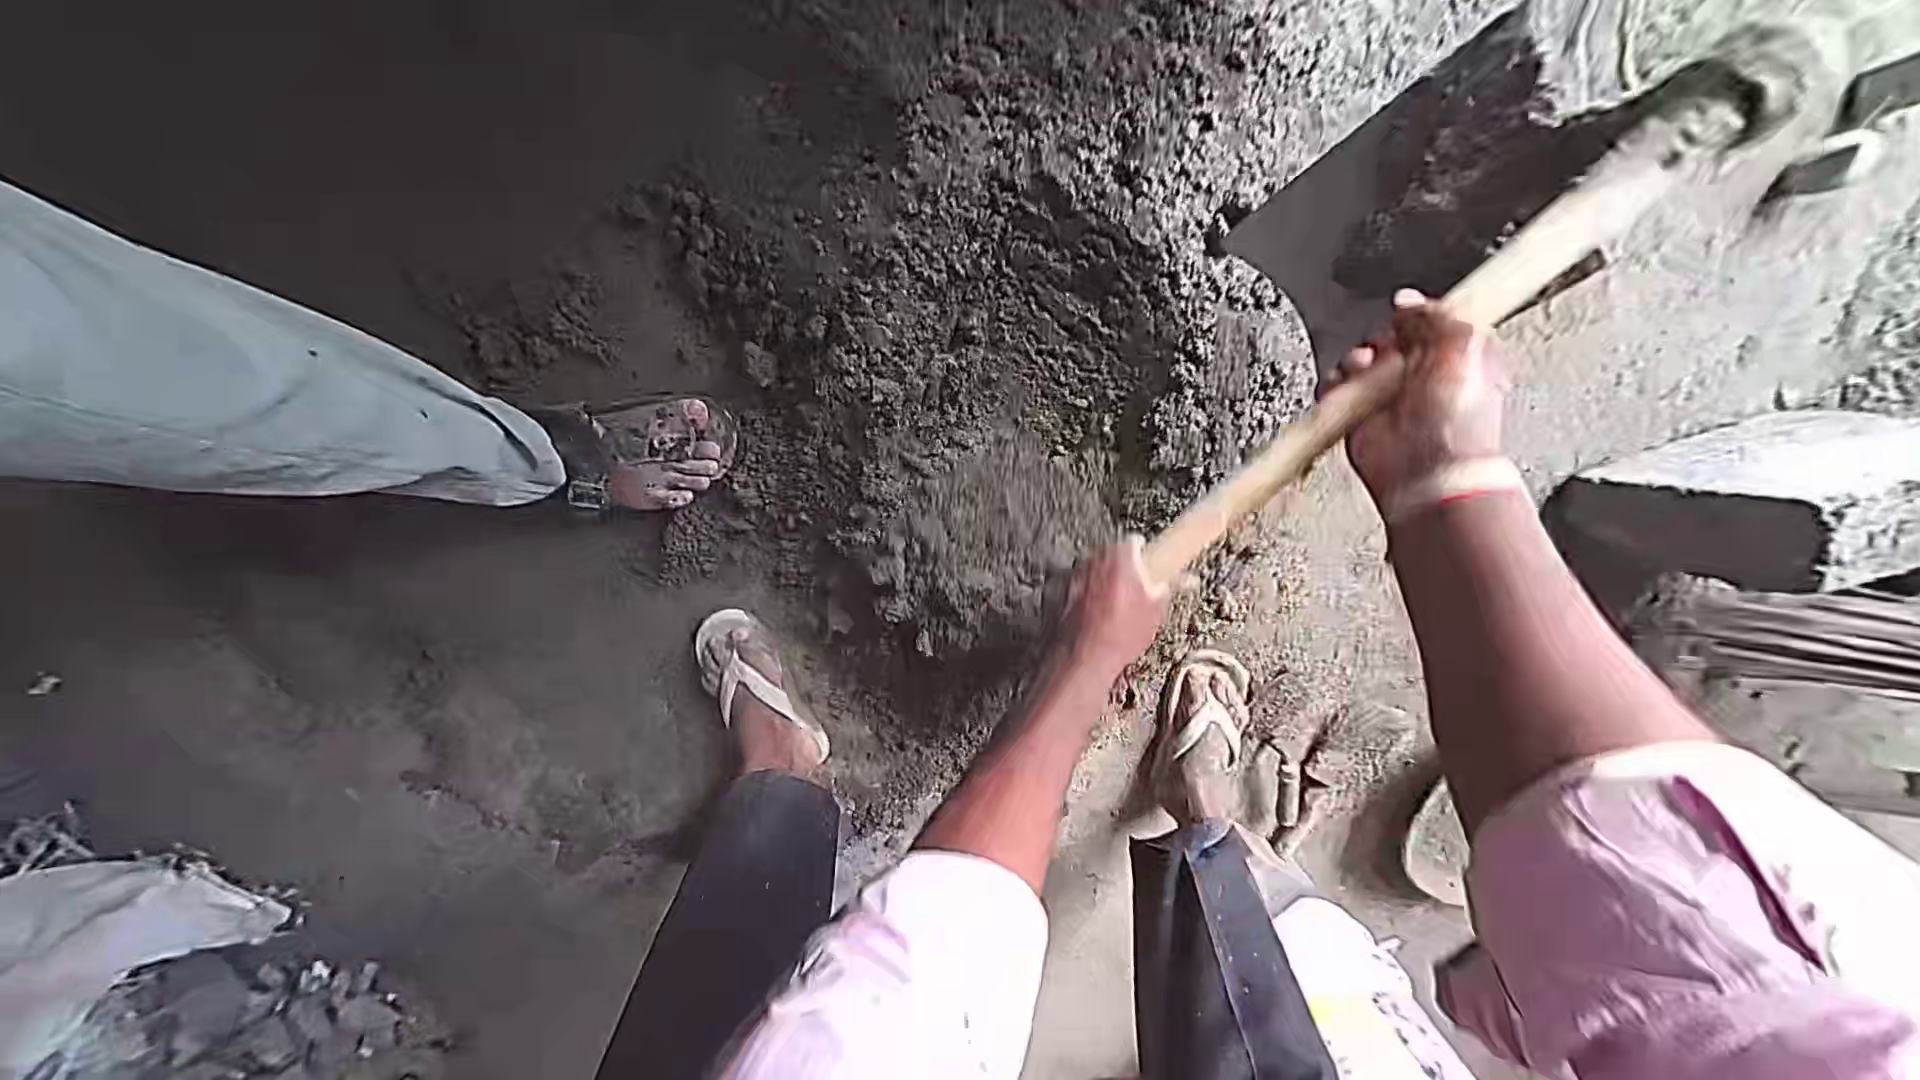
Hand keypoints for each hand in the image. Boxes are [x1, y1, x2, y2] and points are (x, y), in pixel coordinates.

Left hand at [1054, 537, 1170, 676]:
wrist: (1083, 658)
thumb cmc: (1119, 636)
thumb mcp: (1155, 612)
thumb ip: (1168, 589)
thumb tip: (1187, 580)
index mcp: (1119, 558)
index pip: (1134, 542)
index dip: (1142, 554)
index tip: (1146, 564)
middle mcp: (1092, 560)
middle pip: (1108, 553)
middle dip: (1119, 567)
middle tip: (1130, 589)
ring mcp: (1071, 575)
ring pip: (1090, 569)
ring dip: (1098, 580)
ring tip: (1110, 606)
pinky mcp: (1056, 590)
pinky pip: (1074, 585)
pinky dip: (1080, 594)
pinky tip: (1090, 614)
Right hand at [1325, 290, 1508, 513]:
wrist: (1426, 468)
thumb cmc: (1458, 422)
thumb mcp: (1464, 348)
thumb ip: (1438, 316)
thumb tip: (1406, 300)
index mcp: (1454, 355)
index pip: (1426, 320)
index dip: (1413, 315)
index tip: (1407, 315)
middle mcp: (1419, 374)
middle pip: (1387, 337)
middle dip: (1382, 338)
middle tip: (1387, 350)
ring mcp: (1385, 395)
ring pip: (1358, 359)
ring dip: (1356, 361)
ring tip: (1366, 370)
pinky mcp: (1355, 415)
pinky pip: (1333, 388)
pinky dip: (1334, 385)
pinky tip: (1346, 388)